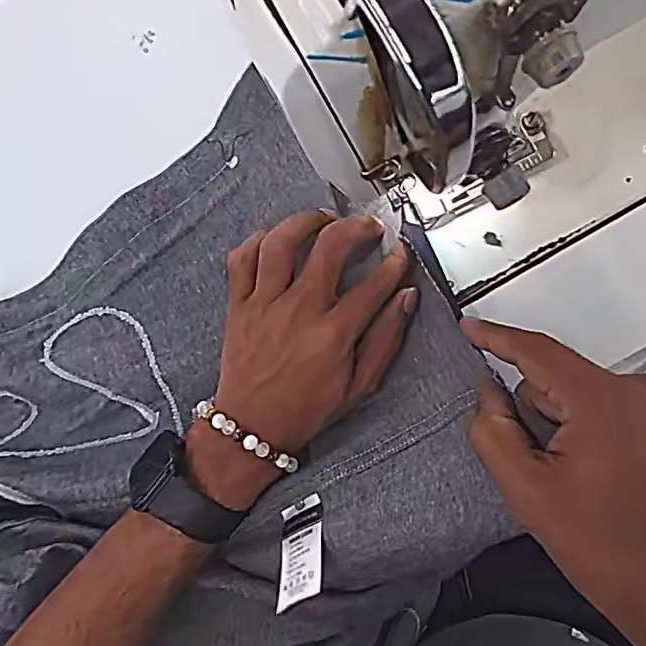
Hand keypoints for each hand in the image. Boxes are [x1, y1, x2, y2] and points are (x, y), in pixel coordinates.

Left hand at [185, 211, 417, 510]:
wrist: (252, 426)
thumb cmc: (303, 409)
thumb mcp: (358, 386)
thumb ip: (386, 340)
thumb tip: (405, 301)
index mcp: (332, 334)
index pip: (373, 284)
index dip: (394, 263)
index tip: (399, 255)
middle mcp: (298, 312)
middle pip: (330, 247)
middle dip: (357, 228)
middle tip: (367, 228)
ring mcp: (265, 305)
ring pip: (281, 243)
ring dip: (305, 221)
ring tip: (323, 219)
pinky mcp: (240, 306)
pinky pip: (242, 260)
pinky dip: (257, 241)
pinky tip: (275, 238)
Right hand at [462, 318, 645, 645]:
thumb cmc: (625, 558)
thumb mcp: (530, 494)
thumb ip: (493, 433)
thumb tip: (488, 400)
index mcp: (606, 401)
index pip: (536, 351)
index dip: (495, 337)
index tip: (475, 327)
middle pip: (560, 381)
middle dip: (540, 414)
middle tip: (546, 470)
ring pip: (589, 399)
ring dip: (571, 429)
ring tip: (586, 486)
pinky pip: (619, 413)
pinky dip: (600, 437)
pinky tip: (608, 484)